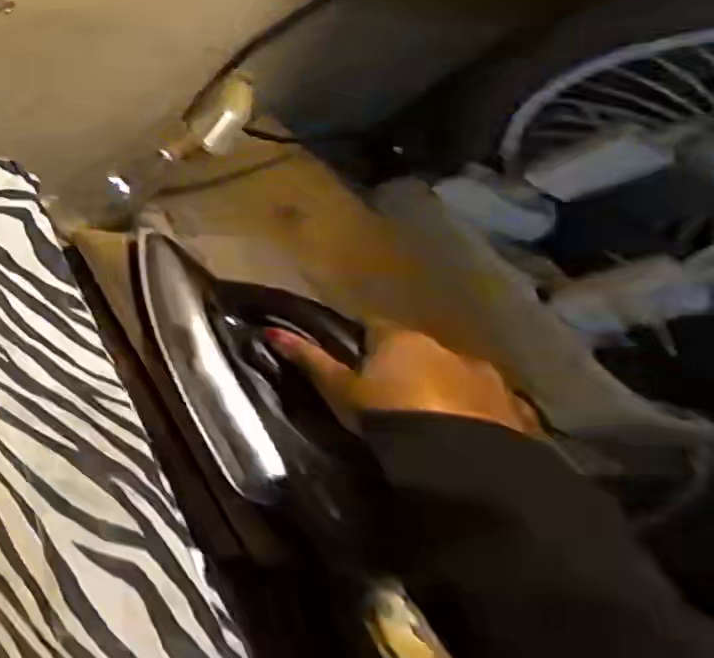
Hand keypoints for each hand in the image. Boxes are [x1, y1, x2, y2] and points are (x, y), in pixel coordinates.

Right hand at [266, 324, 541, 436]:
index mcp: (401, 339)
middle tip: (387, 389)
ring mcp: (489, 380)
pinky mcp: (518, 412)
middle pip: (418, 350)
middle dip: (406, 365)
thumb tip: (270, 330)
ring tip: (429, 413)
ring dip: (444, 387)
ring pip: (456, 375)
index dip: (359, 341)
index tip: (349, 359)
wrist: (465, 463)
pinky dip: (478, 411)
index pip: (372, 326)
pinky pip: (491, 404)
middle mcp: (447, 350)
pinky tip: (466, 429)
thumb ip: (309, 359)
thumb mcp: (339, 389)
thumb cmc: (389, 414)